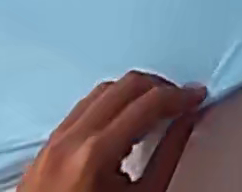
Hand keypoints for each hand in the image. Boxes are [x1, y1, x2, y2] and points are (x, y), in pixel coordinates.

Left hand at [22, 71, 206, 191]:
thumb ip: (169, 154)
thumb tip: (189, 117)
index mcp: (95, 155)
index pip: (149, 102)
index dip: (180, 95)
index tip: (198, 96)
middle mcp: (72, 139)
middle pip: (127, 85)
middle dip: (160, 87)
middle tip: (178, 102)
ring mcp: (53, 142)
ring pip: (104, 90)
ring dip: (133, 92)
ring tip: (151, 111)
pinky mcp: (43, 149)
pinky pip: (83, 107)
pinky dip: (108, 104)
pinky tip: (121, 123)